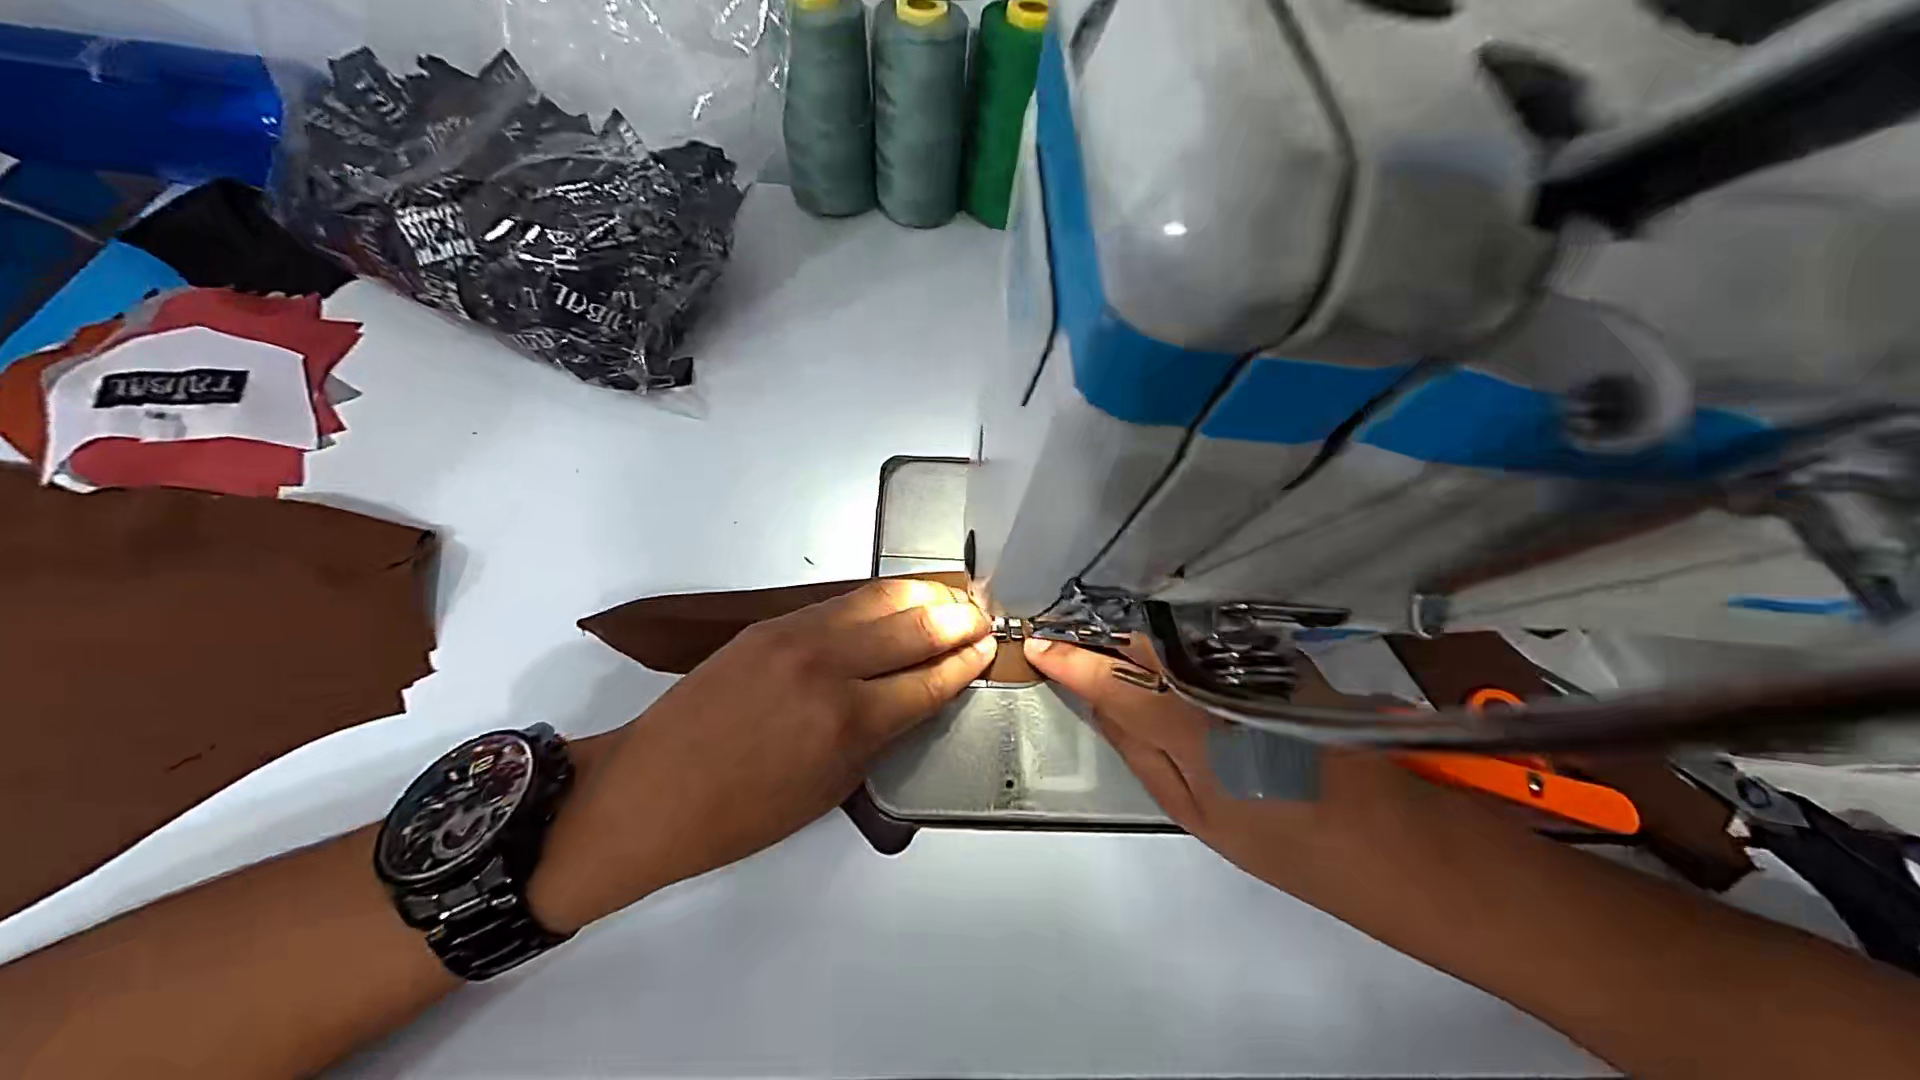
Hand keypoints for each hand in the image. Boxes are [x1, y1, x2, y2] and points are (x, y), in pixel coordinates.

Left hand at [531, 579, 995, 930]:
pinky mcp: (772, 624)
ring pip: (881, 599)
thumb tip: (917, 696)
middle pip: (916, 627)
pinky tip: (898, 602)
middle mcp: (829, 666)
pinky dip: (881, 599)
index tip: (988, 649)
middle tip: (981, 619)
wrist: (651, 790)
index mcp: (849, 721)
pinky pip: (842, 602)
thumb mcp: (830, 787)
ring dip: (925, 596)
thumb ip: (881, 735)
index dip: (967, 662)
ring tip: (952, 599)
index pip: (930, 679)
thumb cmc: (743, 813)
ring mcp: (797, 636)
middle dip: (958, 621)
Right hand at [1021, 638, 1486, 909]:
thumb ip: (1140, 749)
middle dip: (1103, 646)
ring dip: (1139, 644)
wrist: (1400, 840)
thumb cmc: (1289, 843)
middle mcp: (1222, 680)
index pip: (1112, 677)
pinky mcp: (1281, 659)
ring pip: (1174, 637)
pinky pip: (1209, 643)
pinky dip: (1180, 649)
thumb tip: (1097, 704)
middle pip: (1142, 643)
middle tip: (1075, 658)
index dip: (1069, 659)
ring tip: (1118, 664)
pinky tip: (1176, 670)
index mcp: (1193, 726)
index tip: (1036, 645)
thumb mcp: (1196, 812)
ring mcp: (1256, 663)